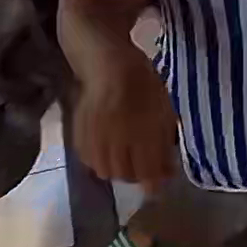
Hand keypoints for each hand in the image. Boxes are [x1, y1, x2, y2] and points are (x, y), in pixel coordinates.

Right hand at [73, 48, 178, 185]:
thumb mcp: (164, 111)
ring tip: (126, 160)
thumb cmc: (143, 84)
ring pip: (105, 171)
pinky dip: (100, 162)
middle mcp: (116, 139)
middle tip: (145, 167)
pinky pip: (89, 161)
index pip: (147, 171)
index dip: (155, 183)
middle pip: (125, 175)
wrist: (107, 63)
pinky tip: (108, 153)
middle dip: (138, 176)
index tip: (161, 183)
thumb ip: (165, 144)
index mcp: (141, 132)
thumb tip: (167, 172)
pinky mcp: (79, 135)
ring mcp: (95, 138)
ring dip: (118, 171)